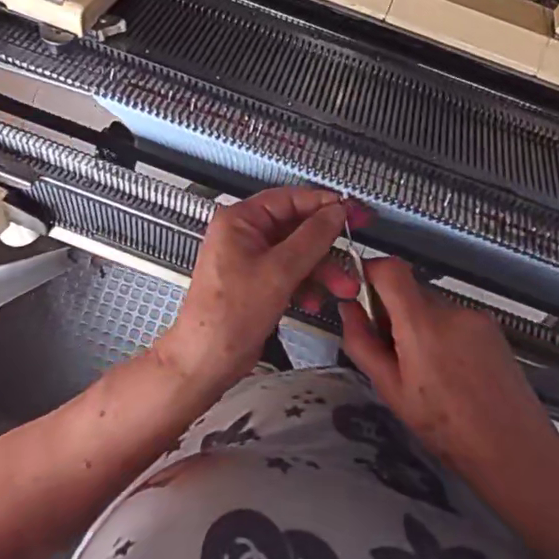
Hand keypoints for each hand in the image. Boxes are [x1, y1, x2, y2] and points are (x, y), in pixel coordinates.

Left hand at [156, 186, 359, 387]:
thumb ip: (312, 237)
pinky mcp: (257, 283)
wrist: (207, 360)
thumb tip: (334, 213)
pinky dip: (306, 284)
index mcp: (239, 221)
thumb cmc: (225, 316)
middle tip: (351, 247)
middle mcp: (243, 236)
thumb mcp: (280, 270)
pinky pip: (290, 273)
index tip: (351, 210)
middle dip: (326, 245)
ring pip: (297, 253)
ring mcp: (250, 260)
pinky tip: (314, 299)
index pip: (290, 198)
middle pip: (296, 227)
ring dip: (322, 269)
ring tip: (342, 285)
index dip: (324, 204)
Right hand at [340, 258, 558, 486]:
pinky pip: (455, 316)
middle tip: (392, 350)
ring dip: (419, 324)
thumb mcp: (392, 391)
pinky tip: (450, 369)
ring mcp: (475, 316)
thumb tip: (348, 310)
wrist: (513, 447)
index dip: (370, 271)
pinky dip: (443, 332)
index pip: (392, 269)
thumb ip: (363, 344)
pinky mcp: (492, 325)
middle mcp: (451, 311)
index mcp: (422, 325)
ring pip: (432, 305)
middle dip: (394, 311)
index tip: (360, 291)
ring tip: (426, 368)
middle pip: (410, 289)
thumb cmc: (449, 428)